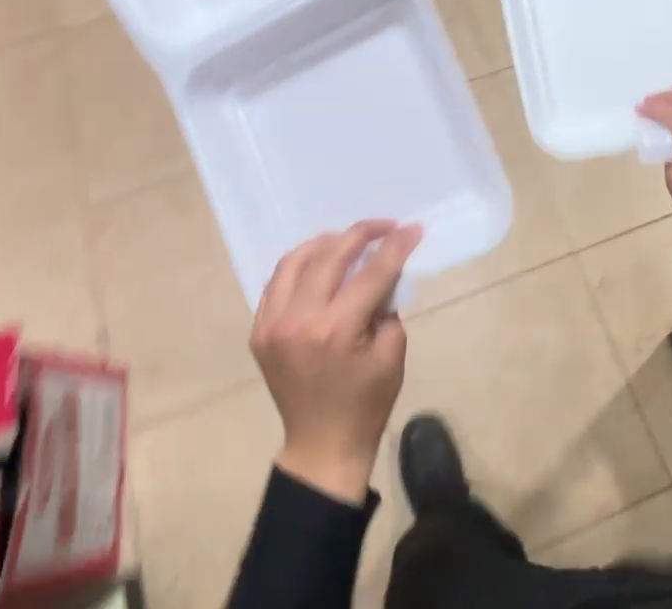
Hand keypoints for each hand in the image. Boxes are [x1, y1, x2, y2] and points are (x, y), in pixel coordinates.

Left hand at [252, 219, 420, 503]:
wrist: (323, 444)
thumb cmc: (367, 402)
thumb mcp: (392, 353)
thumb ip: (386, 306)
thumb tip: (381, 274)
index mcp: (336, 329)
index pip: (371, 272)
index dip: (395, 246)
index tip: (412, 228)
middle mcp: (298, 320)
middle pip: (330, 256)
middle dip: (361, 234)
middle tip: (384, 226)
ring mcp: (271, 325)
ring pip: (295, 262)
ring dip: (325, 244)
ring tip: (348, 241)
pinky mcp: (259, 331)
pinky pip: (276, 284)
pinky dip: (300, 267)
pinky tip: (319, 264)